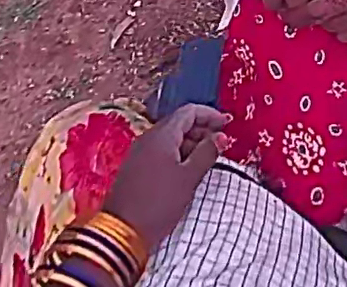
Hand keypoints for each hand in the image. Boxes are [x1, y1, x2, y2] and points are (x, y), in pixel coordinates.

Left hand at [102, 104, 229, 250]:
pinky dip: (177, 153)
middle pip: (179, 122)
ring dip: (190, 143)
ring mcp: (139, 152)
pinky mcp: (135, 167)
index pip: (189, 111)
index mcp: (162, 135)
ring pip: (170, 137)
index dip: (210, 115)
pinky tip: (185, 169)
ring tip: (205, 159)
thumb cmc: (158, 204)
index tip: (226, 124)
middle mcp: (149, 137)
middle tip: (219, 143)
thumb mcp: (188, 178)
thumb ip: (207, 153)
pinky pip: (160, 150)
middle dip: (201, 129)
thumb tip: (221, 136)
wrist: (120, 234)